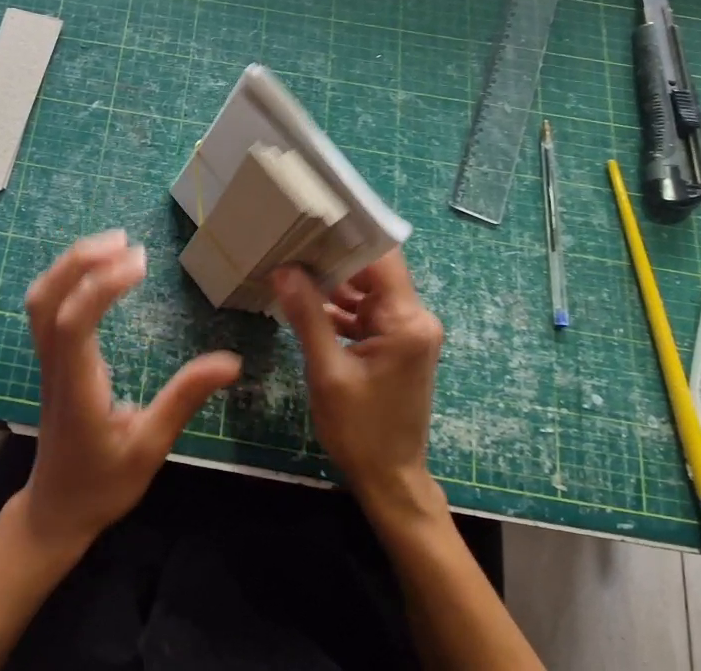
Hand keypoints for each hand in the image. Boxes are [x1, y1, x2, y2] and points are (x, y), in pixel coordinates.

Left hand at [23, 231, 242, 548]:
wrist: (57, 509)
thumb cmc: (103, 484)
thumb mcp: (150, 447)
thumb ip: (184, 401)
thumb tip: (230, 362)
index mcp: (76, 387)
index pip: (73, 323)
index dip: (100, 285)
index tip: (140, 263)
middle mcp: (55, 365)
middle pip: (46, 299)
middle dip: (80, 261)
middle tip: (126, 242)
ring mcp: (47, 361)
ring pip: (40, 300)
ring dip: (70, 265)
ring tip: (114, 246)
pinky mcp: (51, 361)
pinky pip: (46, 309)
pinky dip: (66, 279)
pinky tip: (97, 272)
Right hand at [273, 251, 443, 508]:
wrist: (390, 480)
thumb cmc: (361, 430)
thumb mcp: (327, 372)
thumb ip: (307, 316)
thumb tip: (284, 270)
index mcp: (408, 322)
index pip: (382, 259)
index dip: (349, 235)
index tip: (313, 219)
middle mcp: (416, 321)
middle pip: (373, 274)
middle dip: (332, 260)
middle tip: (289, 242)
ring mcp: (408, 335)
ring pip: (366, 295)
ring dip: (331, 287)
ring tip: (289, 267)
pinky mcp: (396, 348)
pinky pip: (365, 316)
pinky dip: (338, 312)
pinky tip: (303, 305)